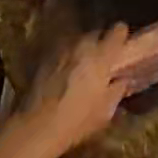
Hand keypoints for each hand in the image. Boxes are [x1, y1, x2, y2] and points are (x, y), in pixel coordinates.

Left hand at [20, 24, 132, 153]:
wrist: (36, 128)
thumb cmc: (77, 120)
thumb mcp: (106, 110)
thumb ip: (118, 89)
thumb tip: (122, 79)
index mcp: (102, 55)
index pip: (118, 30)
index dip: (121, 35)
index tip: (121, 45)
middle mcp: (82, 46)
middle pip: (95, 33)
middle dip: (100, 42)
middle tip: (101, 59)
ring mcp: (61, 51)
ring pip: (76, 41)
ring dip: (81, 49)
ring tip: (80, 65)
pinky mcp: (44, 60)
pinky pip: (60, 52)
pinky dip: (65, 58)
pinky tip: (63, 74)